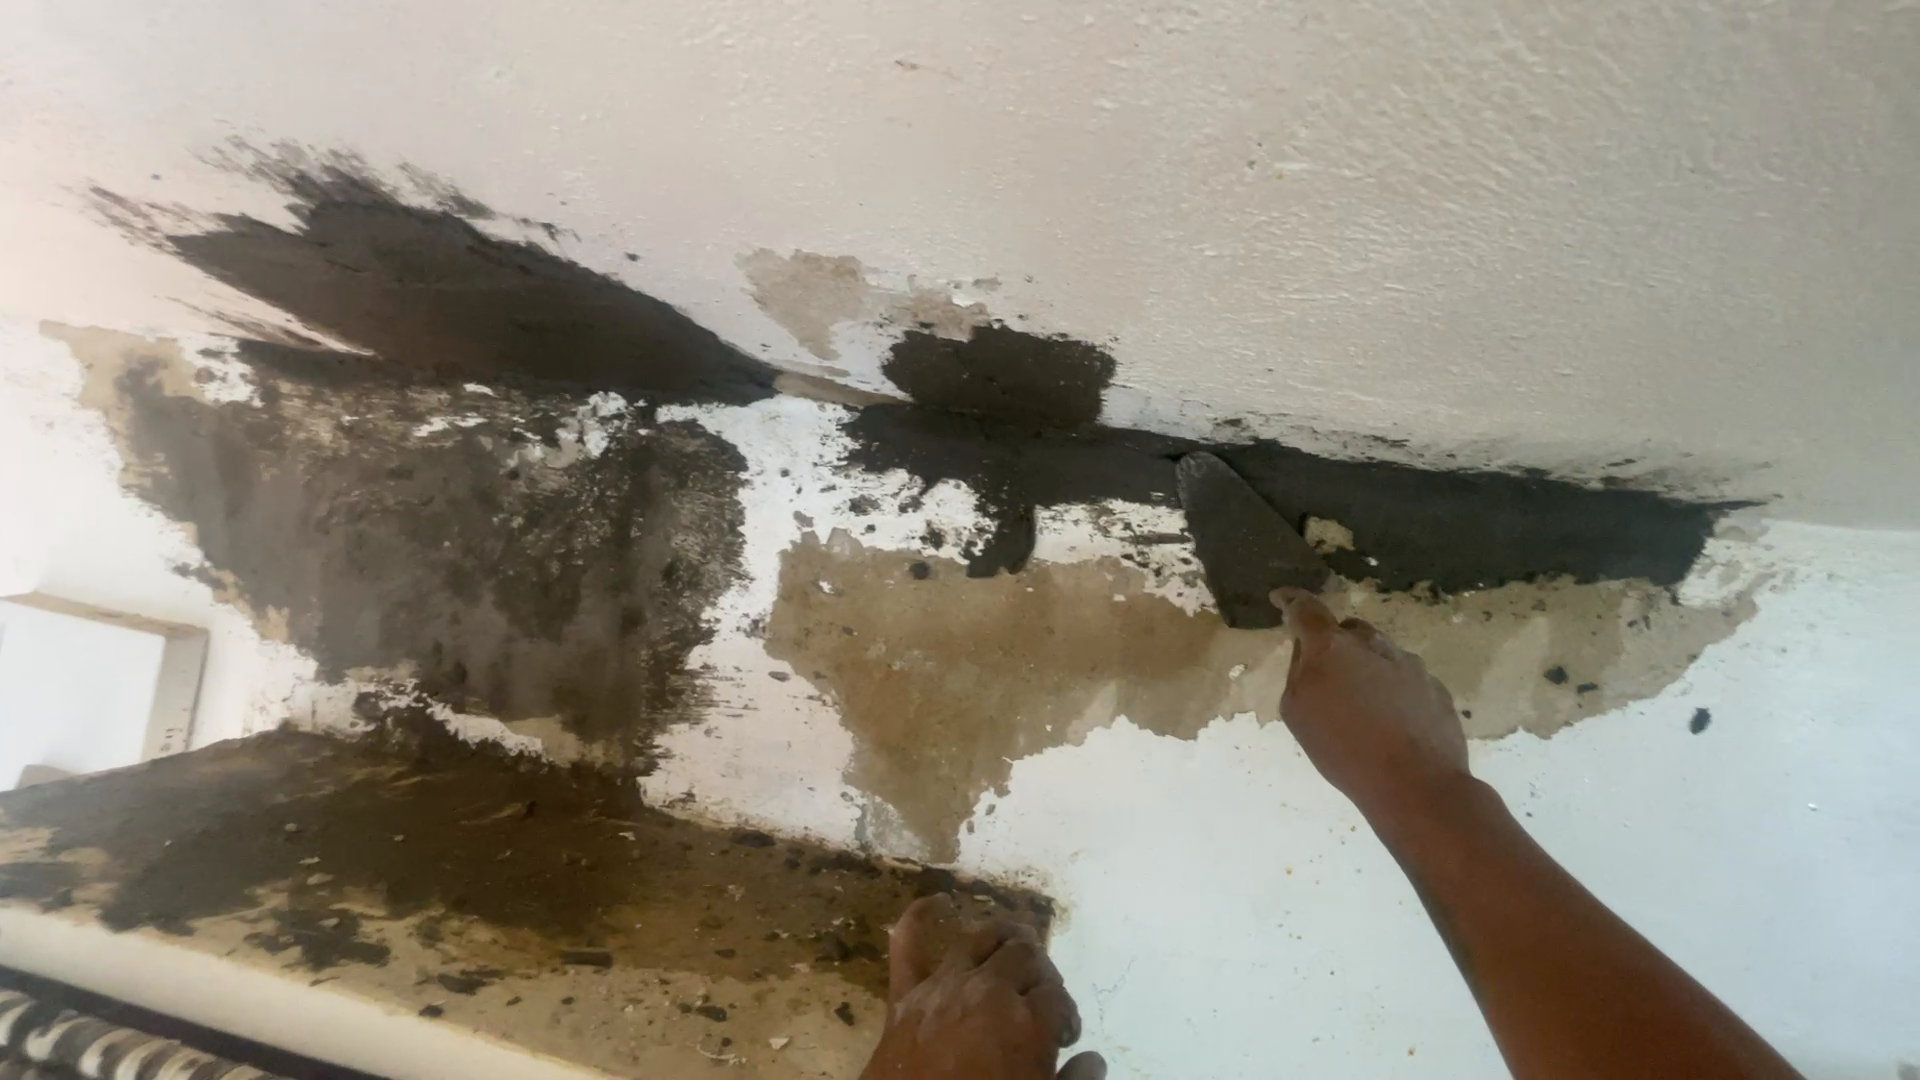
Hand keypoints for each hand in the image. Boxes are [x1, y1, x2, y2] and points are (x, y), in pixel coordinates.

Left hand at [859, 894, 1106, 1079]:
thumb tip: (1094, 1060)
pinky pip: (909, 945)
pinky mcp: (906, 995)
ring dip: (1004, 937)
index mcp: (1026, 1023)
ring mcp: (944, 986)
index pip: (1058, 997)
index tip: (1065, 1036)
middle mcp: (988, 990)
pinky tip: (937, 902)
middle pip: (1026, 956)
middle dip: (1041, 974)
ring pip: (982, 936)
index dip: (1067, 1013)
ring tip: (1015, 948)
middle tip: (1042, 1000)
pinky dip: (921, 918)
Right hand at [1270, 587, 1470, 822]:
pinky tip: (1389, 723)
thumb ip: (1299, 673)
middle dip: (1334, 645)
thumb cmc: (1342, 749)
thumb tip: (1310, 656)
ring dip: (1365, 669)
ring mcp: (1409, 664)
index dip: (1290, 600)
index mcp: (1330, 647)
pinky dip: (1391, 690)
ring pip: (1378, 654)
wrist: (1416, 784)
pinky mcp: (1435, 687)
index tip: (1281, 598)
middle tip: (1326, 678)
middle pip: (1347, 631)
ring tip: (1362, 709)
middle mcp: (1372, 645)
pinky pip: (1404, 678)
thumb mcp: (1296, 712)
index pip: (1305, 609)